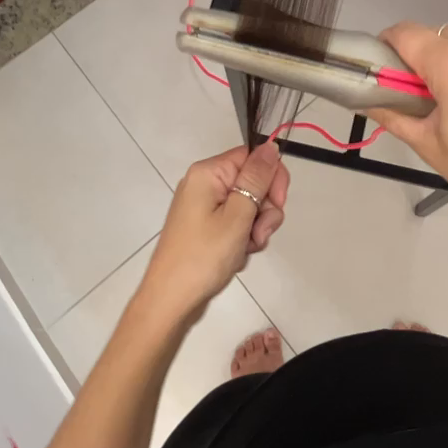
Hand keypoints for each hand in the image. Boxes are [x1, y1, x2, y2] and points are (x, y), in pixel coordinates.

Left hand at [137, 141, 288, 321]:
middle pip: (252, 183)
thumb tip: (271, 147)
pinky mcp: (206, 228)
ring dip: (255, 229)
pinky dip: (242, 240)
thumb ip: (256, 180)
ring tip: (244, 250)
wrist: (170, 301)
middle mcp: (205, 184)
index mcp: (208, 173)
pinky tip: (235, 257)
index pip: (252, 157)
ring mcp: (204, 207)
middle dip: (264, 210)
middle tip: (257, 235)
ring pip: (248, 207)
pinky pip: (236, 224)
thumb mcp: (237, 216)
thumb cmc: (203, 257)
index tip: (277, 204)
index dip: (271, 177)